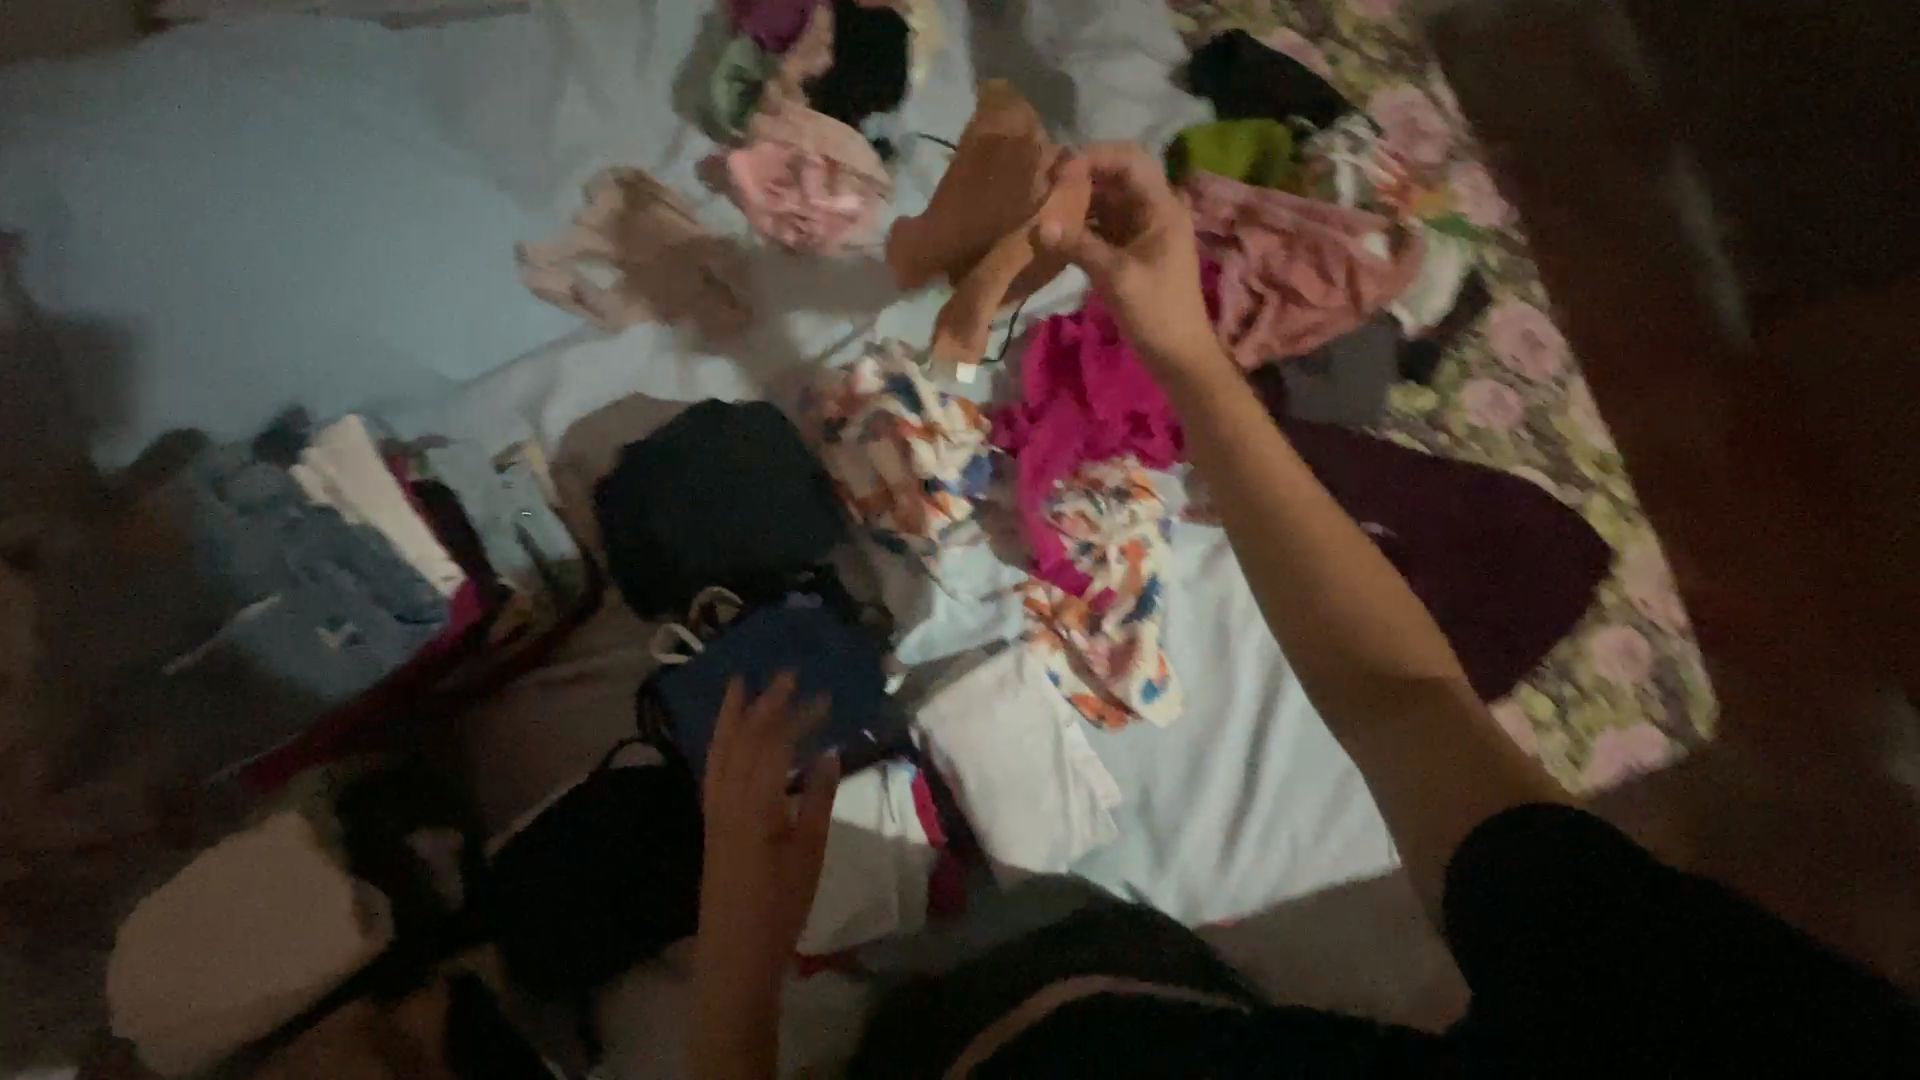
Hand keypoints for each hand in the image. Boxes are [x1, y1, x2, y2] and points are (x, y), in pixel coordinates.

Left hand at [695, 674, 840, 967]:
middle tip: (784, 675)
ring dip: (732, 716)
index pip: (776, 745)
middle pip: (744, 740)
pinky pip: (713, 769)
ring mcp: (714, 810)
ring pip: (720, 751)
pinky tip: (730, 739)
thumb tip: (829, 752)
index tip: (823, 696)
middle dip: (764, 704)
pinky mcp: (711, 823)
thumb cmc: (780, 905)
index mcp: (756, 803)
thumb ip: (818, 798)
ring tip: (740, 686)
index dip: (798, 716)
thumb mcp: (810, 852)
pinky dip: (722, 744)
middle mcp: (727, 798)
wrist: (735, 954)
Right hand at [1035, 142, 1228, 378]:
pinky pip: (1103, 229)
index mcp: (1162, 208)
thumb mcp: (1117, 277)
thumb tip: (1040, 226)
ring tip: (1045, 207)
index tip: (1060, 170)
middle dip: (1082, 177)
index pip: (1131, 161)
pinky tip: (1057, 233)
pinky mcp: (1131, 254)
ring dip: (1078, 202)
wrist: (1178, 356)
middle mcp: (1154, 212)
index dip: (1095, 156)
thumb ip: (1080, 247)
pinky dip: (1081, 227)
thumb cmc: (1157, 313)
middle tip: (1045, 185)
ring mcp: (1143, 234)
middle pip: (1117, 178)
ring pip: (1108, 203)